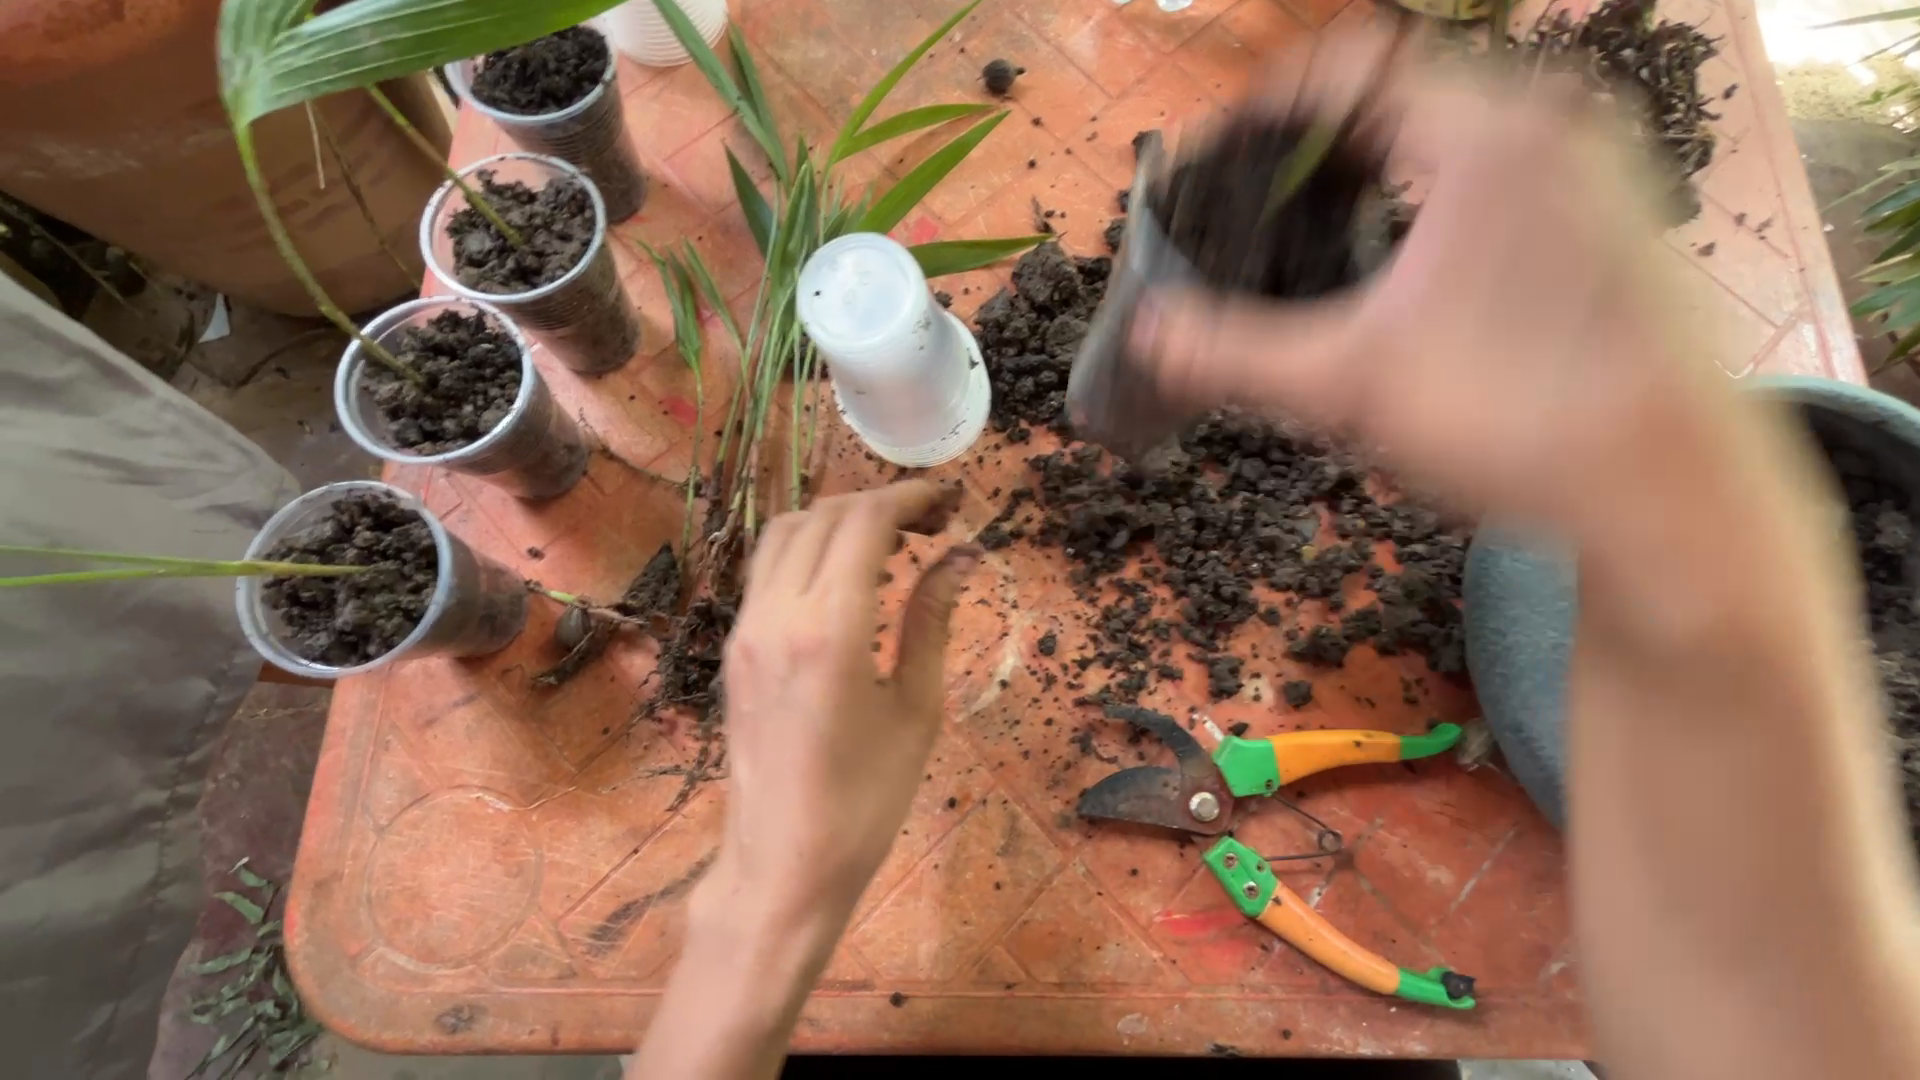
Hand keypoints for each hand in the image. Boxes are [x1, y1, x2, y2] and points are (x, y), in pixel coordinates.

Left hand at [699, 480, 977, 939]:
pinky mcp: (736, 645)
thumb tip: (961, 557)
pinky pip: (768, 567)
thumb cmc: (866, 801)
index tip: (949, 498)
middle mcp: (777, 613)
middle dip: (880, 502)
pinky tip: (847, 574)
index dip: (911, 497)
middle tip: (932, 522)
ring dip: (838, 518)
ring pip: (786, 532)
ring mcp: (747, 627)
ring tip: (891, 541)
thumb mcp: (917, 711)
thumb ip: (932, 620)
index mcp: (830, 630)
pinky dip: (809, 546)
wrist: (782, 865)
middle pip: (824, 515)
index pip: (865, 522)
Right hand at [1128, 25, 1731, 532]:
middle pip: (1396, 95)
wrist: (1664, 488)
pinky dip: (1422, 195)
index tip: (1218, 160)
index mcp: (1486, 133)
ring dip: (1367, 172)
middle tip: (1252, 211)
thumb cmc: (1505, 417)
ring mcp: (1588, 166)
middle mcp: (1550, 123)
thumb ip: (1230, 350)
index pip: (1351, 65)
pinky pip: (1490, 168)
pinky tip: (1393, 267)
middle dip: (1311, 148)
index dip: (1267, 107)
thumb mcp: (1343, 384)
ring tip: (1309, 237)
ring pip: (1446, 132)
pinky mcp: (1604, 214)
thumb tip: (1146, 329)